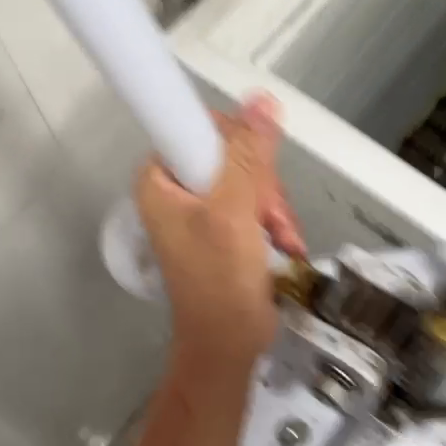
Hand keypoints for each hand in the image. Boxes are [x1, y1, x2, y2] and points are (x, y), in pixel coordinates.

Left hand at [134, 94, 304, 376]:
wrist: (228, 345)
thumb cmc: (221, 284)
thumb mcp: (234, 213)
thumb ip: (247, 157)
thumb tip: (264, 100)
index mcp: (161, 179)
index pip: (197, 126)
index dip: (234, 141)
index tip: (255, 172)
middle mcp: (177, 190)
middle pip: (231, 155)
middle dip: (263, 187)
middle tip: (271, 217)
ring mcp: (202, 212)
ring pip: (250, 182)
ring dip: (274, 210)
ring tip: (281, 240)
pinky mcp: (224, 232)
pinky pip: (256, 207)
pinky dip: (275, 225)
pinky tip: (285, 247)